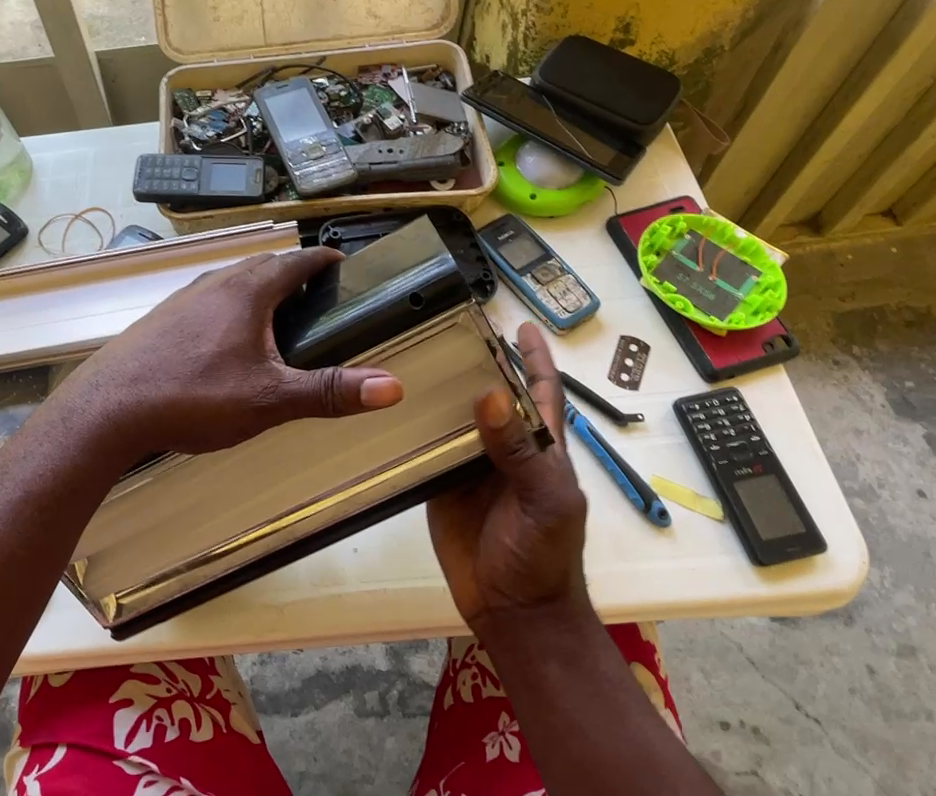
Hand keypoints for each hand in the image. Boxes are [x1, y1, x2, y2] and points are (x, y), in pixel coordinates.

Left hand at [48, 247, 404, 463]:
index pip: (298, 261)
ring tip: (277, 323)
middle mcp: (215, 283)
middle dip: (294, 277)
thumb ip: (330, 392)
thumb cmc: (192, 396)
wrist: (108, 408)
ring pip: (232, 283)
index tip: (344, 265)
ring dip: (259, 292)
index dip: (325, 261)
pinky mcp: (162, 319)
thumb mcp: (270, 399)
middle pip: (265, 267)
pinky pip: (207, 301)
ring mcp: (184, 298)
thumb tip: (393, 387)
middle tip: (318, 300)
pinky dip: (230, 309)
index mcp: (248, 291)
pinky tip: (225, 344)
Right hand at [427, 322, 589, 628]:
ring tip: (411, 356)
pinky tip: (390, 408)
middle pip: (490, 395)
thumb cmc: (544, 556)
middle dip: (476, 362)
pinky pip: (425, 450)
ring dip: (439, 391)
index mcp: (541, 446)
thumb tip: (489, 397)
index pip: (539, 391)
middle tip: (445, 328)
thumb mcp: (545, 502)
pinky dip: (411, 429)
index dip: (534, 358)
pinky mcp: (440, 486)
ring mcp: (469, 466)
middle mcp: (504, 448)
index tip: (520, 324)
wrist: (514, 612)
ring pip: (454, 418)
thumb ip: (522, 453)